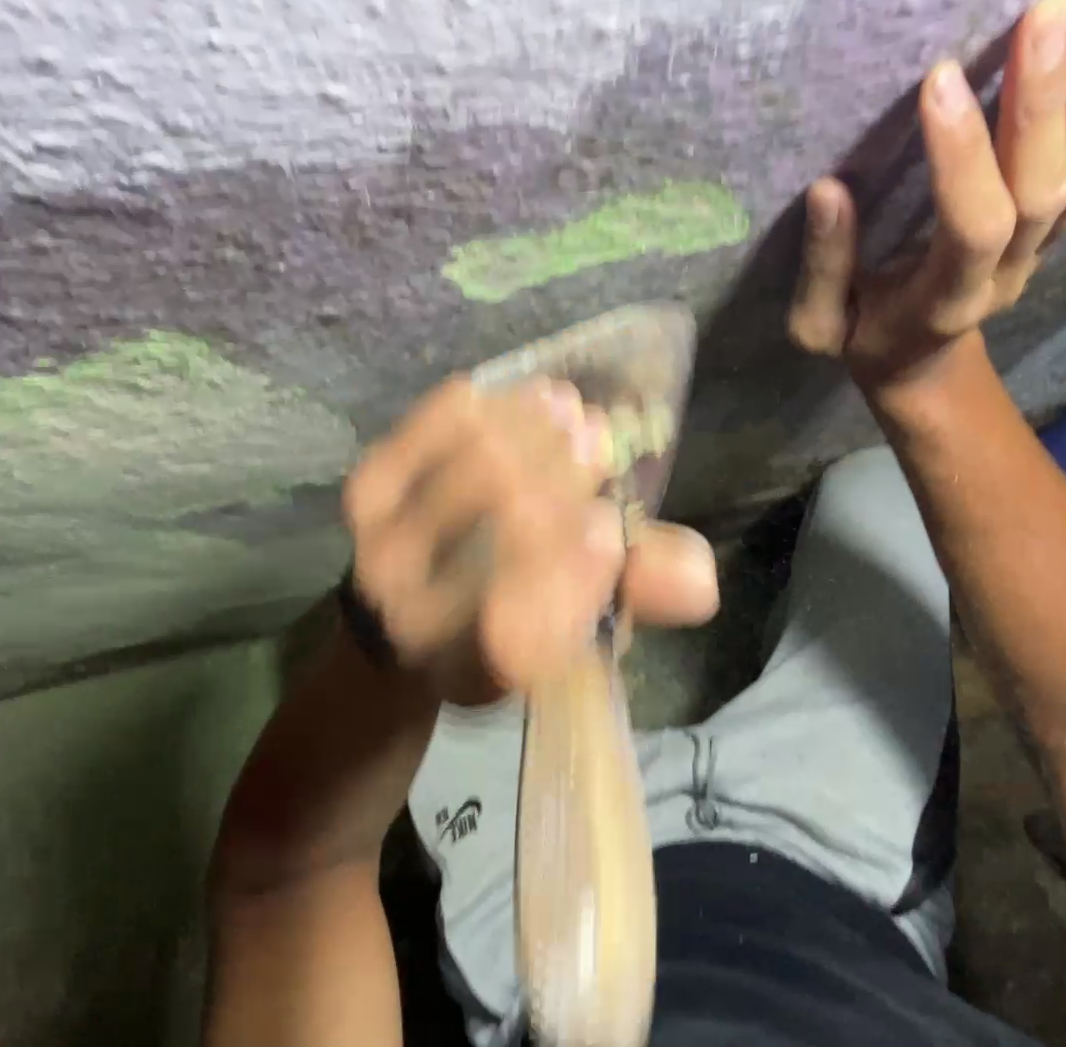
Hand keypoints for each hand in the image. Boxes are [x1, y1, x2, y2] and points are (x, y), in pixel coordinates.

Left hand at [343, 377, 718, 704]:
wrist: (406, 610)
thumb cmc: (512, 611)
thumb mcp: (579, 625)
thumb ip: (638, 597)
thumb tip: (701, 581)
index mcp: (480, 666)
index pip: (528, 631)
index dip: (573, 579)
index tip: (609, 531)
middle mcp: (421, 617)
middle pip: (499, 534)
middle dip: (556, 479)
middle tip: (598, 436)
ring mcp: (384, 553)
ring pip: (463, 479)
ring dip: (519, 435)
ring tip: (562, 406)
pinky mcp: (365, 502)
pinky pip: (411, 444)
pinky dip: (454, 416)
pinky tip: (489, 397)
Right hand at [789, 0, 1065, 392]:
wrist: (922, 364)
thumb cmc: (862, 338)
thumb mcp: (820, 325)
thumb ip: (823, 268)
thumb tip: (828, 191)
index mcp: (944, 301)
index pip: (973, 226)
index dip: (963, 157)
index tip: (939, 79)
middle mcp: (1006, 277)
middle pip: (1044, 190)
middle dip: (1043, 102)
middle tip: (1041, 16)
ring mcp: (1040, 255)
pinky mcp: (1057, 235)